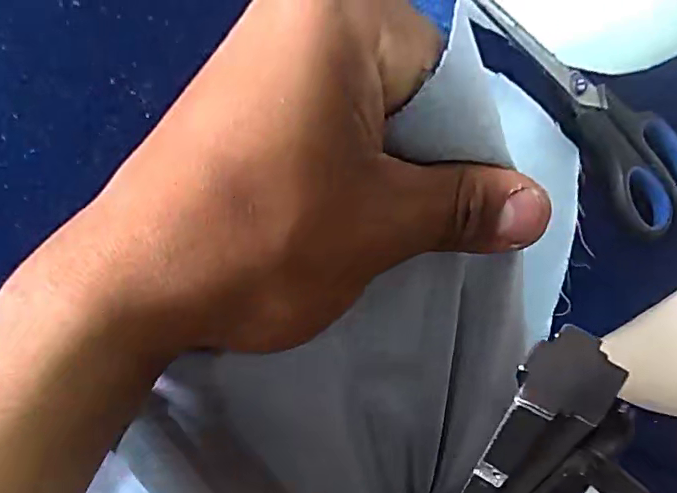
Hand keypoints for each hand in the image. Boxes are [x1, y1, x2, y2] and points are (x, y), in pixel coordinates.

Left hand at [24, 0, 552, 358]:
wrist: (137, 281)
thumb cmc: (266, 240)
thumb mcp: (380, 225)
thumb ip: (461, 208)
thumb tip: (540, 207)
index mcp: (339, 17)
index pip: (444, 77)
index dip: (460, 156)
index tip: (450, 220)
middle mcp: (296, 20)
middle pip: (404, 99)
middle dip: (418, 174)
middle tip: (406, 239)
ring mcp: (259, 67)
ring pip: (361, 128)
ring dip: (379, 190)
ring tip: (364, 244)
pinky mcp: (236, 114)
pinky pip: (318, 141)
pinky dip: (338, 187)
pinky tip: (327, 232)